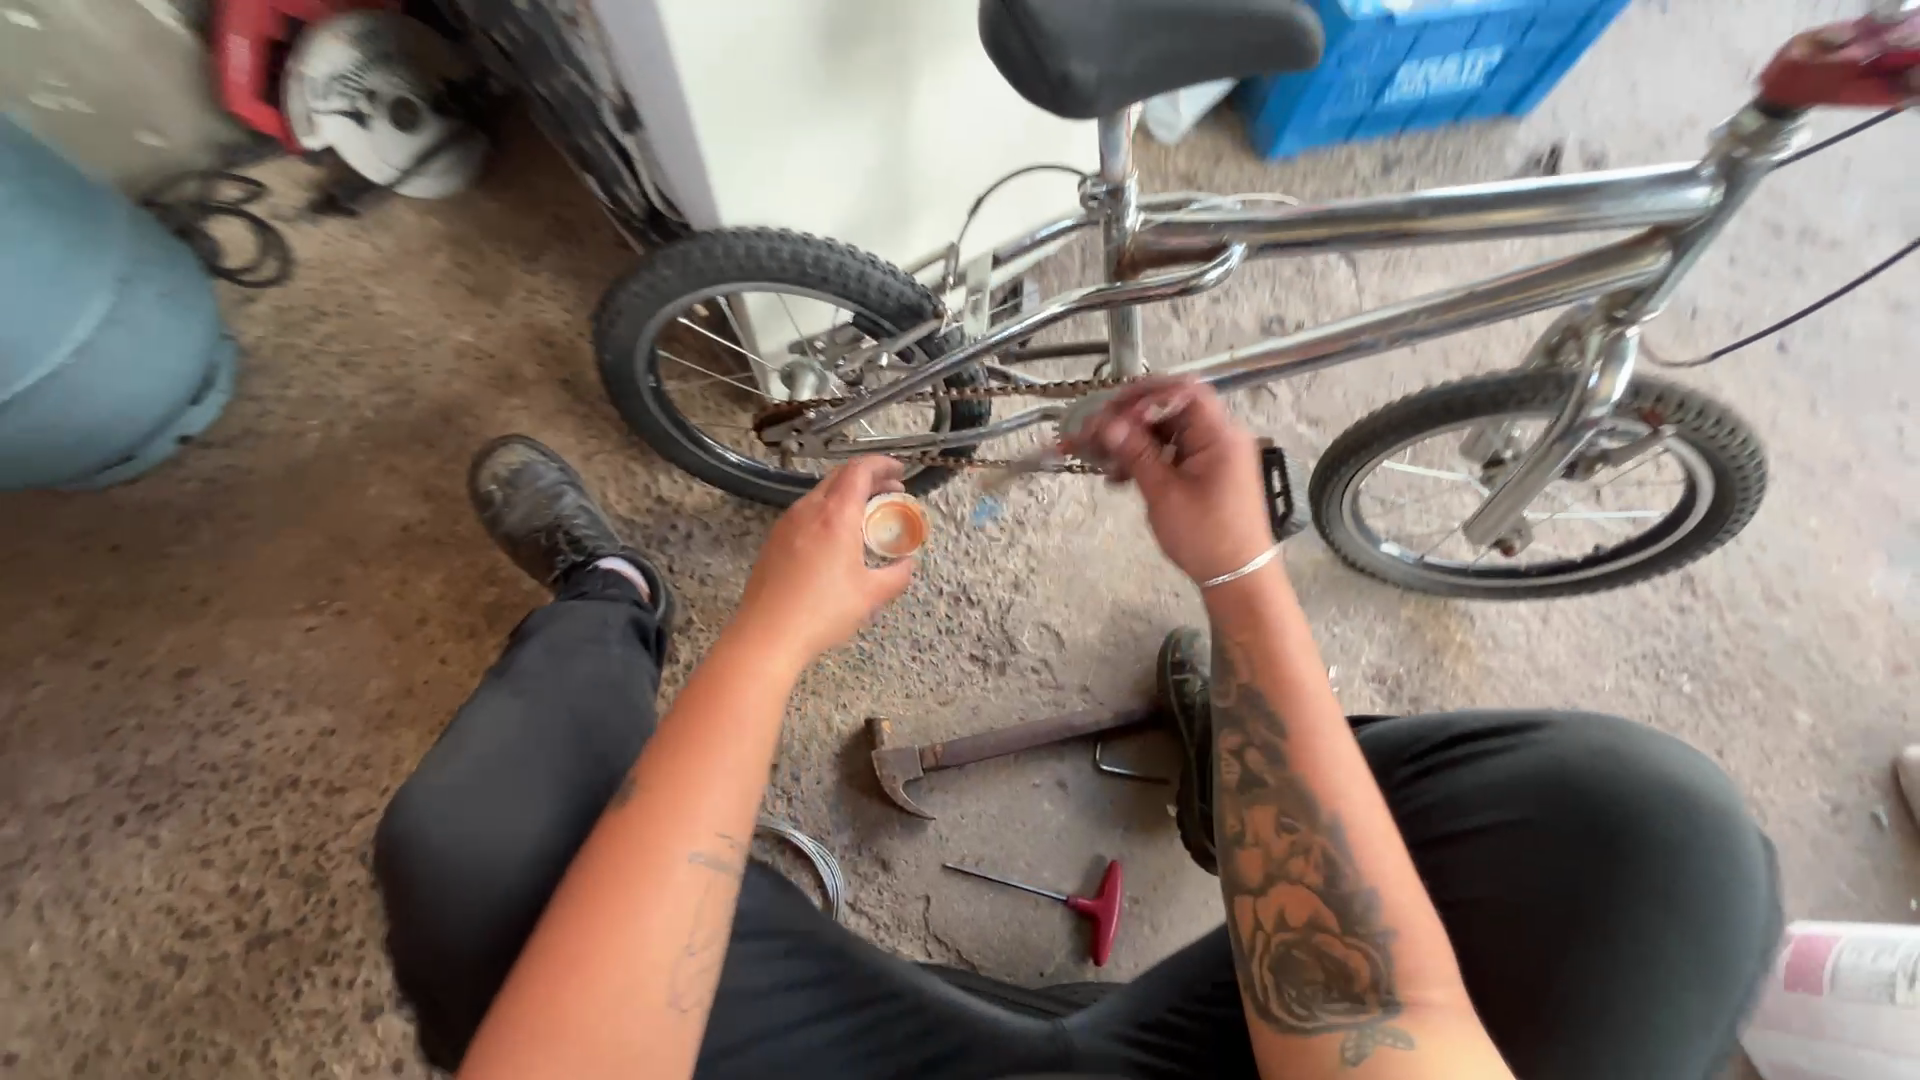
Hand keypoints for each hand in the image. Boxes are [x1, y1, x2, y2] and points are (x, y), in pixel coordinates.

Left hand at [732, 457, 915, 668]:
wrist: (767, 635)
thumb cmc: (822, 613)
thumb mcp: (871, 595)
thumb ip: (897, 575)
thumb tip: (907, 564)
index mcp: (836, 515)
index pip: (860, 470)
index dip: (882, 464)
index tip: (899, 471)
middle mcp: (808, 510)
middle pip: (840, 476)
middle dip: (868, 477)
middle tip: (889, 491)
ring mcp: (787, 523)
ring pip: (821, 493)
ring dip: (847, 494)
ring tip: (866, 514)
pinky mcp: (774, 540)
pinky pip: (806, 512)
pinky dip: (828, 511)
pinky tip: (837, 536)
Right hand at [1061, 376, 1273, 584]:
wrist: (1238, 576)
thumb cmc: (1206, 536)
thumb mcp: (1164, 493)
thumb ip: (1136, 453)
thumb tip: (1108, 425)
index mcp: (1220, 435)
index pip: (1181, 392)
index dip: (1143, 396)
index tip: (1110, 412)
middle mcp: (1222, 437)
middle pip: (1172, 409)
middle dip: (1131, 419)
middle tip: (1097, 433)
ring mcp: (1216, 454)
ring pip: (1169, 431)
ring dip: (1134, 440)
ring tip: (1103, 459)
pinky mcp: (1209, 472)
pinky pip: (1173, 452)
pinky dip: (1147, 458)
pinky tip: (1120, 476)